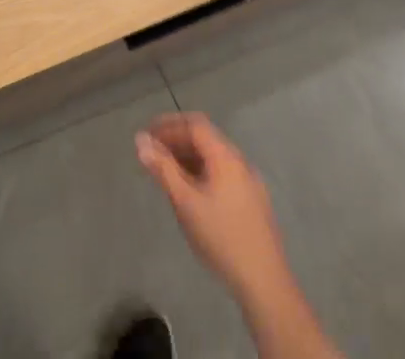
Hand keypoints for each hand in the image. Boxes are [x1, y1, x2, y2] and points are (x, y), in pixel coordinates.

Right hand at [137, 112, 287, 302]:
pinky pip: (222, 174)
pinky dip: (201, 172)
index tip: (147, 135)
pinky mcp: (252, 201)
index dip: (169, 124)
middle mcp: (240, 163)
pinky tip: (189, 192)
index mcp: (226, 158)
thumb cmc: (220, 236)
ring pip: (214, 158)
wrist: (263, 280)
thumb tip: (141, 139)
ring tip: (166, 173)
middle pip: (206, 139)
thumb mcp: (184, 201)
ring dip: (188, 158)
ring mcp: (249, 183)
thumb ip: (162, 168)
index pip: (196, 125)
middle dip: (176, 141)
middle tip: (152, 155)